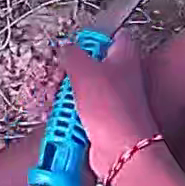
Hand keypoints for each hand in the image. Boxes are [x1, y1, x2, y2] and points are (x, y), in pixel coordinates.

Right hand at [57, 35, 161, 179]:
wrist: (120, 150)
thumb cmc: (111, 108)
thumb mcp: (83, 70)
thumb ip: (72, 53)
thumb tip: (64, 45)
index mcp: (125, 56)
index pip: (113, 35)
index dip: (93, 37)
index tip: (75, 44)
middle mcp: (123, 76)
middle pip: (93, 63)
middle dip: (73, 69)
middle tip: (62, 73)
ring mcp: (114, 99)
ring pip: (85, 88)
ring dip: (69, 93)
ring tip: (59, 97)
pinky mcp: (105, 119)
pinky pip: (83, 109)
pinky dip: (71, 112)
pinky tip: (64, 116)